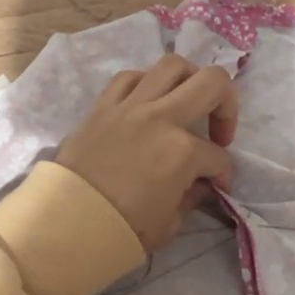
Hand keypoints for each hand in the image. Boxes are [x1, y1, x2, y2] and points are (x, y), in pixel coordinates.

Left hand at [56, 55, 238, 251]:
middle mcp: (161, 118)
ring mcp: (131, 106)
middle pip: (212, 83)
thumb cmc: (122, 229)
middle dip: (227, 105)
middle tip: (219, 132)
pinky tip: (149, 101)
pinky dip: (146, 83)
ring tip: (187, 103)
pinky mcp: (104, 105)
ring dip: (189, 80)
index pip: (218, 157)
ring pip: (172, 66)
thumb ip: (191, 196)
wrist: (67, 222)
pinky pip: (130, 77)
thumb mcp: (170, 223)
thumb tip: (198, 184)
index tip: (217, 186)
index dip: (223, 174)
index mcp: (183, 151)